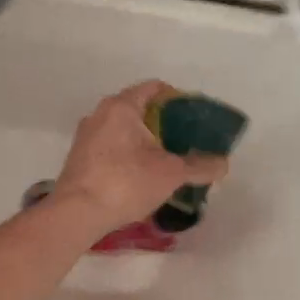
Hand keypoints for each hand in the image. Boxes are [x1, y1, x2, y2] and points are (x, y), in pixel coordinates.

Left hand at [51, 81, 227, 234]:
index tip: (197, 118)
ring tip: (169, 160)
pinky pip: (111, 146)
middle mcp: (99, 114)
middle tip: (188, 142)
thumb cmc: (125, 182)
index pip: (154, 88)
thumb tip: (222, 164)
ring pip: (123, 130)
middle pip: (139, 109)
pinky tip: (144, 173)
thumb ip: (200, 165)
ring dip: (146, 141)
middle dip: (164, 123)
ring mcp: (86, 136)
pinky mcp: (80, 157)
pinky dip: (129, 154)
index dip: (179, 99)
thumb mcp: (171, 173)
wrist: (77, 212)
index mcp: (120, 107)